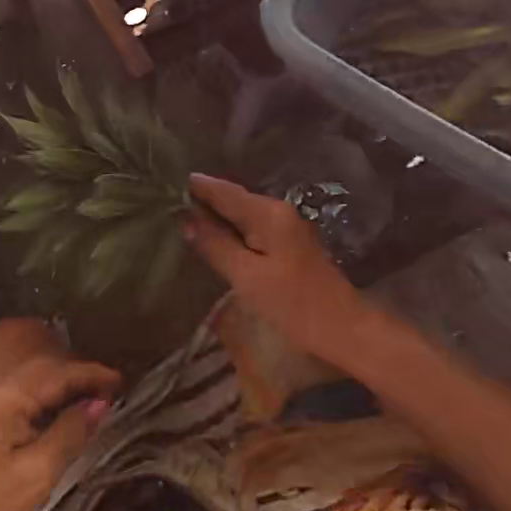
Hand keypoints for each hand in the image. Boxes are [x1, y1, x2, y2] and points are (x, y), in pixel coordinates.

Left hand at [0, 356, 119, 510]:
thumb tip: (101, 403)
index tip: (123, 380)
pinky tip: (66, 417)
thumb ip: (70, 433)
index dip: (90, 373)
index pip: (55, 373)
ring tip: (98, 398)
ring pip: (35, 389)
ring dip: (66, 389)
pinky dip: (52, 405)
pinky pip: (28, 405)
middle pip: (43, 373)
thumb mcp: (38, 472)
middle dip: (79, 376)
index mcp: (7, 399)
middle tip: (114, 388)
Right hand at [182, 173, 374, 363]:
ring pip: (241, 212)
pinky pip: (251, 226)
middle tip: (166, 200)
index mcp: (267, 213)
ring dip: (214, 214)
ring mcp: (285, 226)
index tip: (164, 182)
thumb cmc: (293, 303)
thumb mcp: (246, 276)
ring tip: (181, 215)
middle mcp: (277, 210)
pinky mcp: (288, 243)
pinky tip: (212, 236)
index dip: (194, 186)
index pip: (222, 191)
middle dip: (202, 198)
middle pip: (232, 198)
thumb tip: (186, 221)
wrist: (345, 329)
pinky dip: (230, 227)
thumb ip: (215, 245)